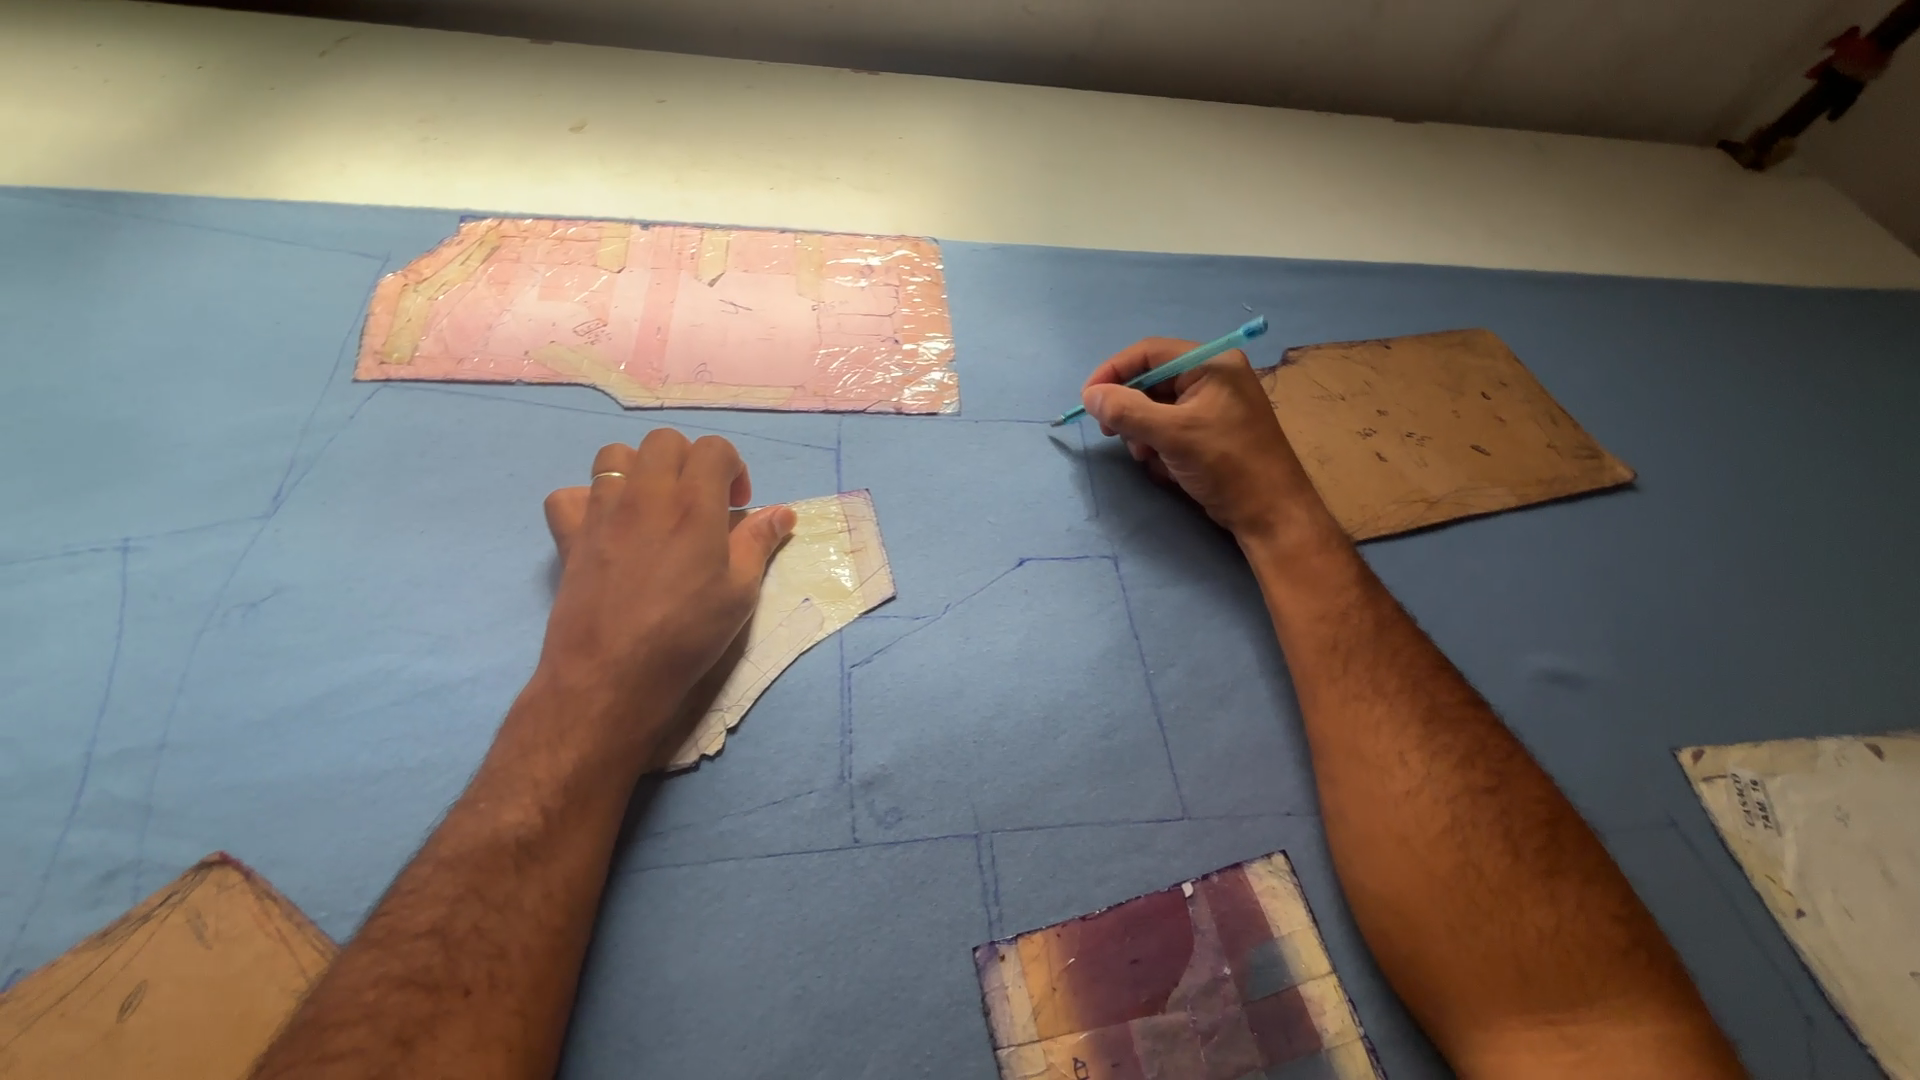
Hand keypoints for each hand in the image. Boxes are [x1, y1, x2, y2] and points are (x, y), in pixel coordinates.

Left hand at [535, 430, 793, 769]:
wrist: (613, 673)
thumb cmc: (688, 634)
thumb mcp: (740, 592)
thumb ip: (759, 543)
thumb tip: (783, 513)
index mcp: (695, 504)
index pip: (714, 448)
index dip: (732, 467)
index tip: (738, 503)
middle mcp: (646, 494)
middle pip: (664, 441)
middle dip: (689, 460)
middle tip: (700, 501)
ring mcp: (602, 511)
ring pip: (615, 455)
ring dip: (640, 469)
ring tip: (654, 505)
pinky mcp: (570, 535)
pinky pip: (569, 496)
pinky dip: (588, 501)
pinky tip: (606, 527)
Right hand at [1081, 338, 1341, 546]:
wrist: (1271, 513)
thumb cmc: (1226, 465)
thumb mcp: (1171, 434)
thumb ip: (1127, 411)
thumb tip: (1090, 396)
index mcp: (1211, 363)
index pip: (1149, 353)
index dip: (1113, 372)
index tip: (1087, 400)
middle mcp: (1213, 376)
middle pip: (1151, 380)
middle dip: (1129, 409)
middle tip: (1112, 434)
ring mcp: (1213, 405)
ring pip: (1156, 407)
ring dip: (1142, 432)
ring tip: (1148, 456)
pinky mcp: (1210, 431)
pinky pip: (1170, 427)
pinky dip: (1158, 444)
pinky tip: (1164, 465)